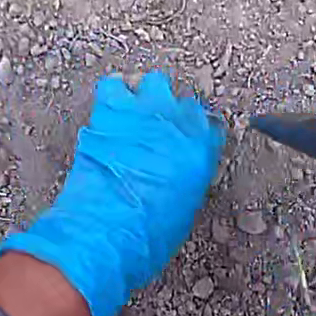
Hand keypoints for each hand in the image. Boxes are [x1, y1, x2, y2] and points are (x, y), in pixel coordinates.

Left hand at [0, 73, 223, 315]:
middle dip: (171, 109)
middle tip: (158, 124)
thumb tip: (178, 173)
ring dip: (145, 94)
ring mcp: (143, 113)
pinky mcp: (109, 112)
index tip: (189, 139)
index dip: (197, 133)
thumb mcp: (183, 209)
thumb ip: (187, 179)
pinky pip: (112, 87)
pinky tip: (109, 109)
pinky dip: (112, 94)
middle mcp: (178, 125)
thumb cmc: (145, 235)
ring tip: (134, 109)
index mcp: (201, 151)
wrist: (104, 234)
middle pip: (182, 99)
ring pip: (153, 81)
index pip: (211, 124)